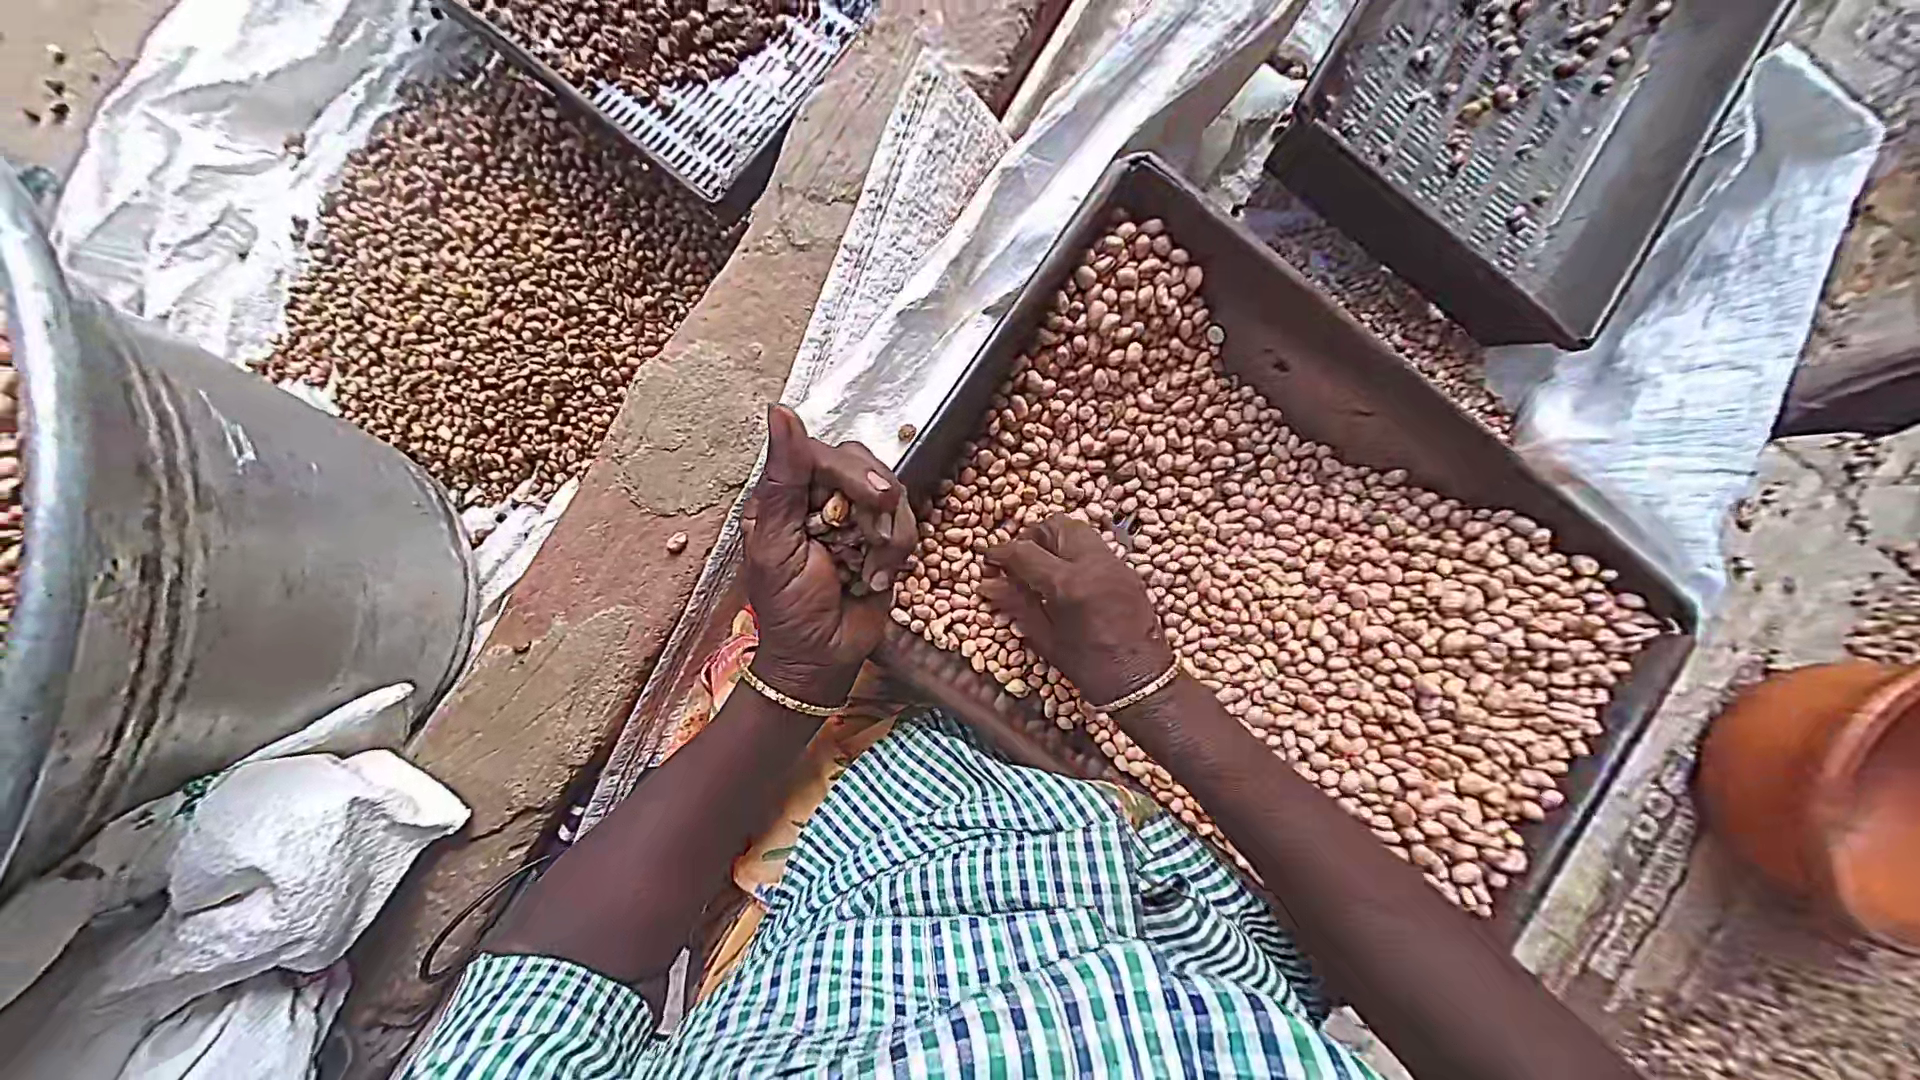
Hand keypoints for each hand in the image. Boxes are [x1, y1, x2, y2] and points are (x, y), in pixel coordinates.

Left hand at [743, 405, 913, 706]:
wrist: (822, 656)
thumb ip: (782, 478)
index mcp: (787, 493)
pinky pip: (907, 524)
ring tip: (866, 570)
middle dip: (875, 506)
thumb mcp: (776, 543)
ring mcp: (854, 516)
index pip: (825, 454)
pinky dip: (896, 552)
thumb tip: (780, 412)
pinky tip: (875, 578)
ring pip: (892, 495)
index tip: (874, 498)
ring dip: (886, 536)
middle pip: (864, 465)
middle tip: (873, 539)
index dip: (853, 473)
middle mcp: (821, 497)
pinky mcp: (882, 538)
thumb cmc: (788, 608)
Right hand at [982, 514, 1173, 707]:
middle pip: (1054, 526)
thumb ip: (1017, 603)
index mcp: (1068, 585)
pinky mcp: (1127, 570)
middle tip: (1018, 561)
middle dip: (1031, 537)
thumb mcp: (1045, 637)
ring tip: (1042, 566)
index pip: (1024, 551)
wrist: (1141, 680)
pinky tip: (1066, 576)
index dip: (1000, 553)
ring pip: (1077, 530)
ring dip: (1054, 540)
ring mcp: (1114, 564)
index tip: (988, 559)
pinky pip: (1094, 547)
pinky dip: (1075, 552)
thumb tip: (988, 583)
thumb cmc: (1089, 667)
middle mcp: (1093, 564)